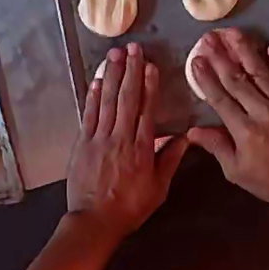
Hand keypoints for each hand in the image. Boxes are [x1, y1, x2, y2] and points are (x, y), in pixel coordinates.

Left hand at [66, 43, 189, 241]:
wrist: (94, 221)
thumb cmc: (130, 207)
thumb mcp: (158, 187)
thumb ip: (170, 159)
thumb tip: (186, 138)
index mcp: (141, 148)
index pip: (147, 109)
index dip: (149, 85)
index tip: (151, 65)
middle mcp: (120, 137)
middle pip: (126, 98)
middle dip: (130, 71)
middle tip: (132, 48)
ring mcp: (99, 139)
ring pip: (106, 101)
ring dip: (110, 75)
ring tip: (114, 55)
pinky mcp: (82, 144)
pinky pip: (88, 115)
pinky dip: (92, 96)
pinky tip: (95, 80)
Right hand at [185, 29, 268, 209]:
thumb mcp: (236, 171)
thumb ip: (217, 146)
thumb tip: (194, 131)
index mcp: (243, 129)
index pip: (220, 98)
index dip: (206, 78)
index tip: (196, 60)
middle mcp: (262, 111)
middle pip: (237, 79)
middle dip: (220, 57)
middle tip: (209, 38)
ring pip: (261, 73)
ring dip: (245, 51)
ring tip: (234, 33)